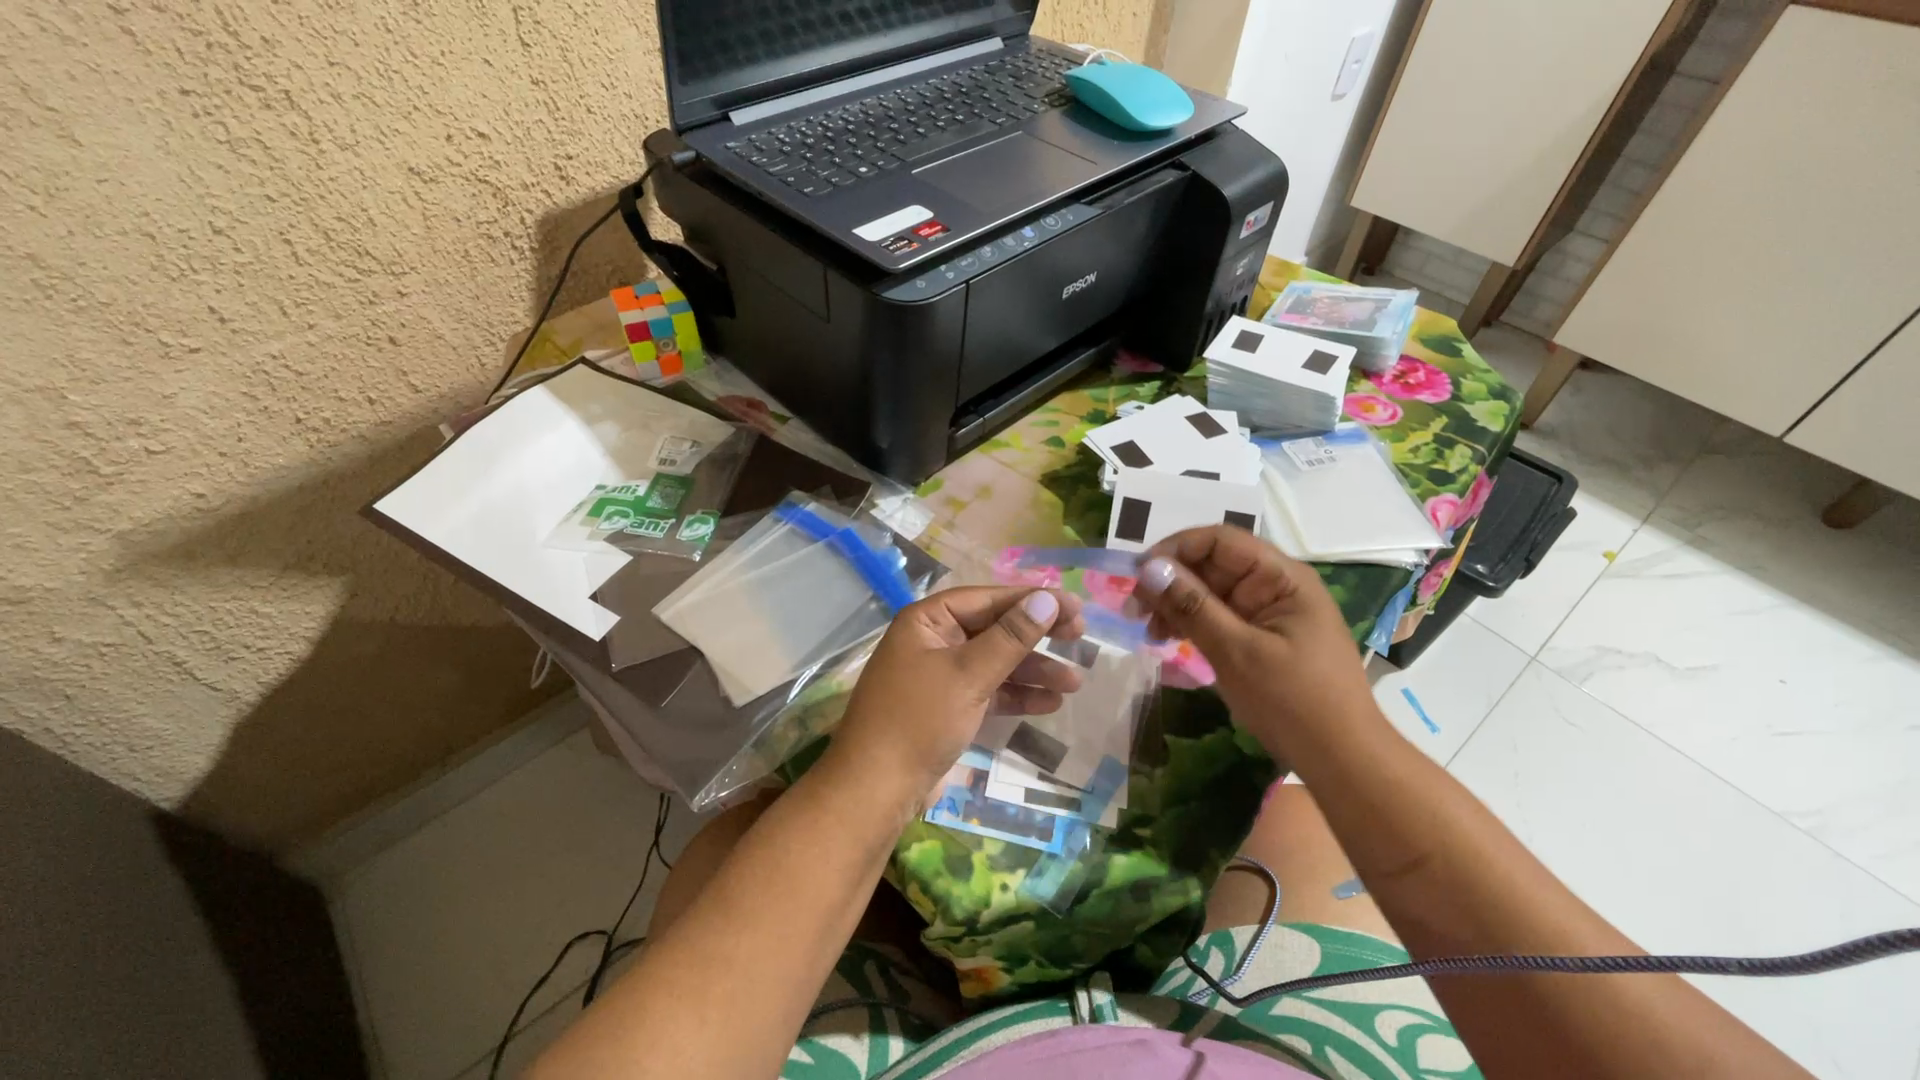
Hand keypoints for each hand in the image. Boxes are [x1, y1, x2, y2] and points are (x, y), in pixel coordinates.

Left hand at [827, 586, 1085, 795]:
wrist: (876, 789)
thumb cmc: (918, 720)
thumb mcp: (968, 674)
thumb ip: (1010, 637)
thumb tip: (1046, 599)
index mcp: (927, 621)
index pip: (988, 599)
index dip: (1032, 600)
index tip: (1076, 607)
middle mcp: (933, 642)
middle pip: (994, 628)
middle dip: (1036, 635)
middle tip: (1081, 637)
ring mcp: (940, 677)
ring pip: (995, 663)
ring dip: (1033, 670)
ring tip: (1074, 682)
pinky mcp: (948, 708)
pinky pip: (989, 692)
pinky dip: (1016, 696)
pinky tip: (1050, 704)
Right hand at [1132, 526, 1373, 755]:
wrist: (1342, 758)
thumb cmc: (1293, 701)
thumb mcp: (1236, 652)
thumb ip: (1192, 606)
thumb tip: (1148, 568)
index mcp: (1281, 577)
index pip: (1219, 540)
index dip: (1175, 550)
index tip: (1136, 578)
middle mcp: (1275, 586)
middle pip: (1212, 564)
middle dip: (1170, 581)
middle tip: (1135, 612)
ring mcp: (1269, 613)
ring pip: (1210, 592)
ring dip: (1176, 605)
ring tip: (1150, 632)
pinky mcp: (1262, 638)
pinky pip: (1219, 617)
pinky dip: (1191, 624)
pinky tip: (1169, 640)